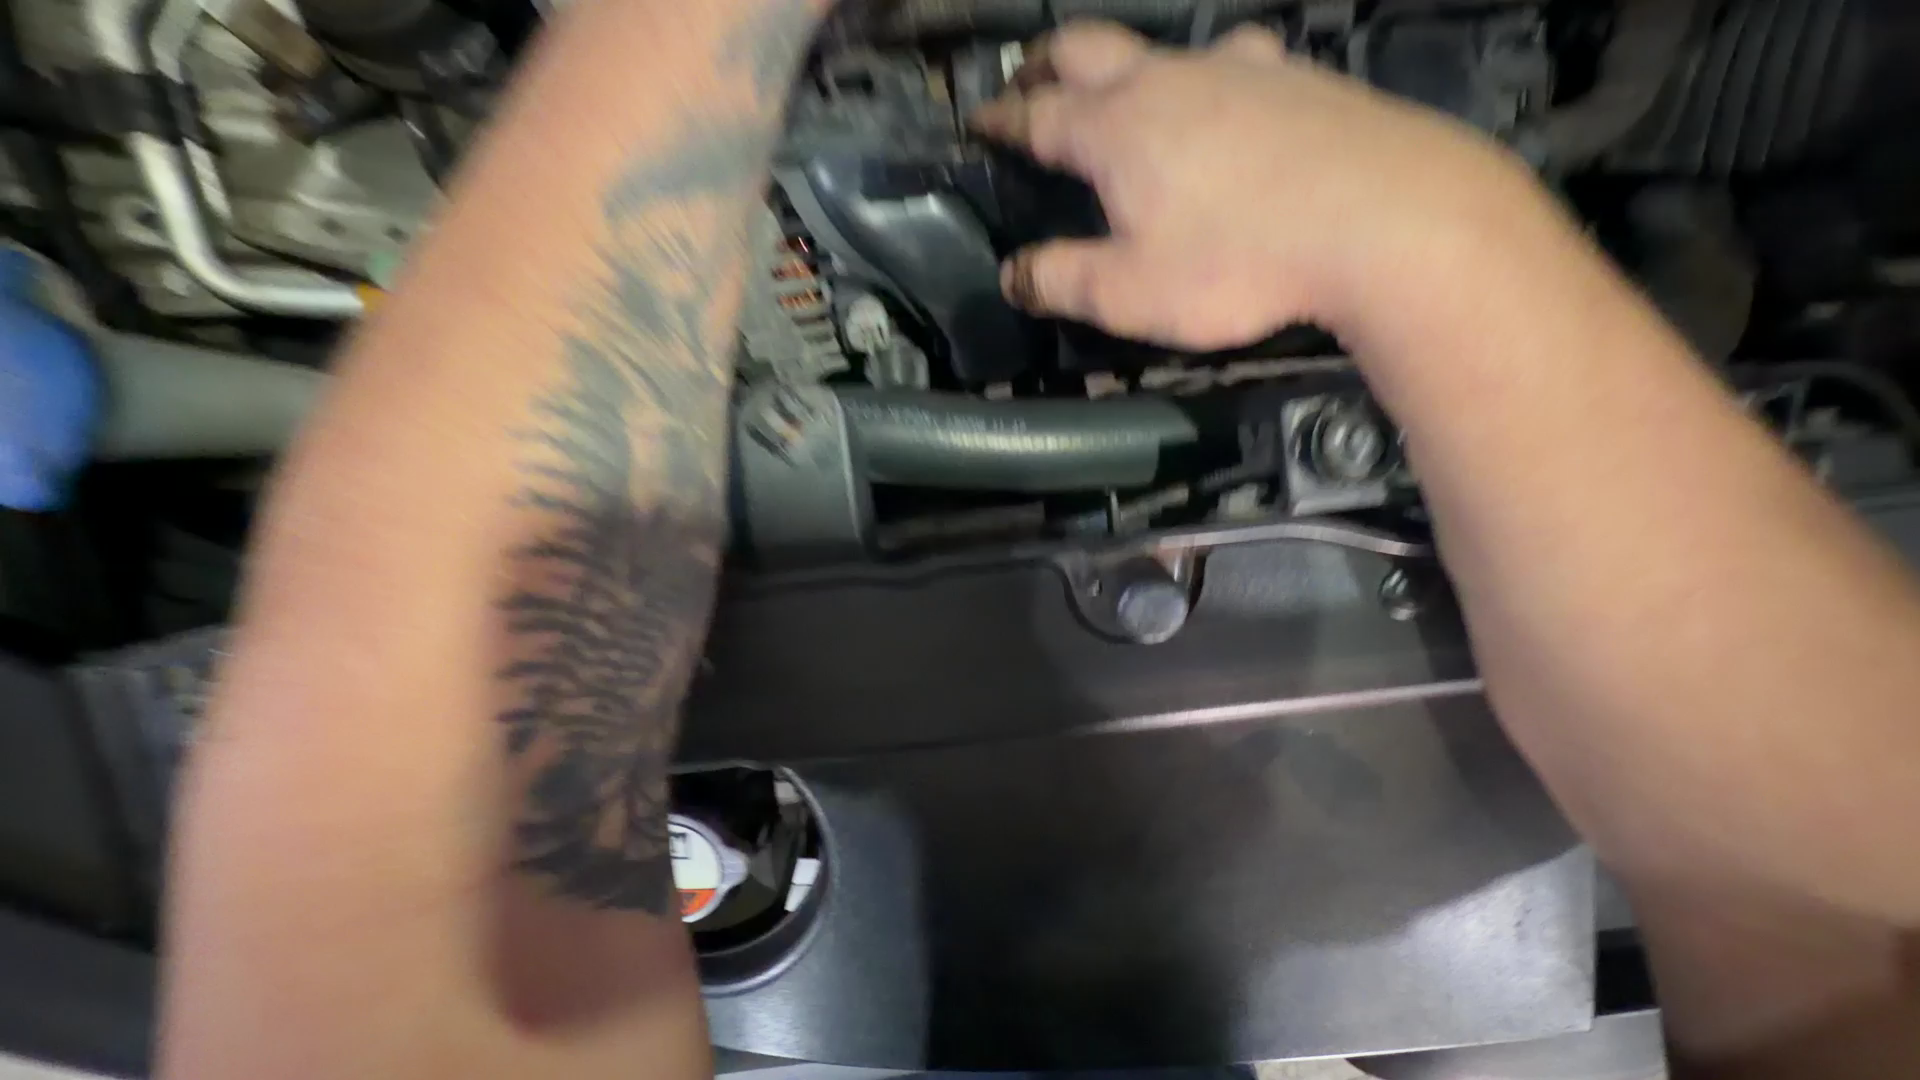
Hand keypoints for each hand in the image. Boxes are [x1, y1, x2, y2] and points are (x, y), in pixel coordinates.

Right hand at [970, 20, 1554, 351]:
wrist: (1385, 222)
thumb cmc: (1237, 262)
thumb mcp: (1129, 294)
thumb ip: (1061, 281)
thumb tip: (1012, 274)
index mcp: (1116, 129)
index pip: (1038, 114)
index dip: (1001, 119)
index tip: (977, 122)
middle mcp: (1168, 80)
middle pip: (1088, 48)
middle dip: (1046, 63)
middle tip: (1027, 80)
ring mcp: (1238, 70)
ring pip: (1164, 47)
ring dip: (1127, 62)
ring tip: (1122, 91)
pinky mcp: (1297, 78)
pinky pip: (1233, 62)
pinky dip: (1203, 78)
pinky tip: (1224, 100)